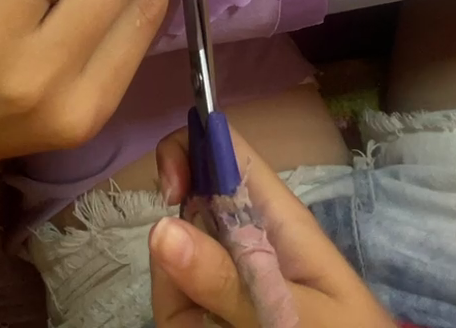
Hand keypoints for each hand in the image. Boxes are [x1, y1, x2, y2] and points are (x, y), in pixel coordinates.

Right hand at [149, 130, 394, 327]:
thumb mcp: (294, 314)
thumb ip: (230, 280)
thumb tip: (160, 228)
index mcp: (272, 212)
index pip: (222, 146)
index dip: (186, 148)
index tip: (170, 194)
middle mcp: (242, 232)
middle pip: (183, 206)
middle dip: (172, 249)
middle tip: (191, 300)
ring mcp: (225, 270)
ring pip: (172, 257)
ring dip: (180, 300)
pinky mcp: (213, 304)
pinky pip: (177, 300)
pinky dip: (185, 321)